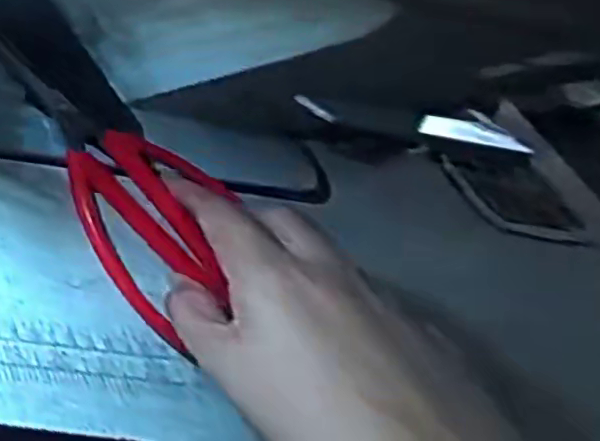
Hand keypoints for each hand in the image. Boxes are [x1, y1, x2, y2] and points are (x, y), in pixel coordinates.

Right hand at [166, 181, 518, 440]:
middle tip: (226, 246)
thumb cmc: (310, 413)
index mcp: (270, 271)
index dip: (187, 193)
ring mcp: (386, 300)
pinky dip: (345, 298)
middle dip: (246, 218)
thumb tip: (187, 287)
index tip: (166, 185)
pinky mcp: (433, 338)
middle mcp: (326, 270)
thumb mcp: (226, 369)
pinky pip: (374, 296)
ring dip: (298, 256)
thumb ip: (191, 315)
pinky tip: (348, 339)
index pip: (218, 211)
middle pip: (279, 217)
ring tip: (287, 298)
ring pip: (329, 255)